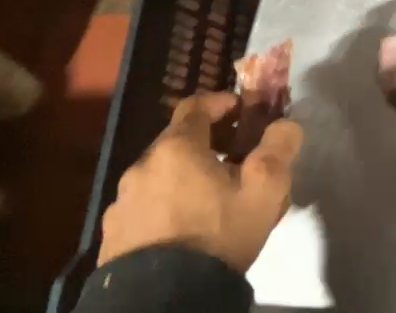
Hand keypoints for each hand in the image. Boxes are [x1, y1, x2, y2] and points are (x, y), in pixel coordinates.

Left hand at [97, 92, 302, 270]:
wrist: (161, 304)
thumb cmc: (216, 235)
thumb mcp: (265, 190)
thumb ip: (279, 147)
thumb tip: (284, 125)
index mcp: (176, 149)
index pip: (195, 105)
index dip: (220, 102)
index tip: (241, 111)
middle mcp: (141, 168)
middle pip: (176, 141)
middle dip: (206, 144)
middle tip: (234, 162)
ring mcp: (121, 204)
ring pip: (159, 176)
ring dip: (183, 178)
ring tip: (208, 203)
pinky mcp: (111, 238)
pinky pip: (143, 207)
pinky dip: (164, 207)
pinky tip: (183, 231)